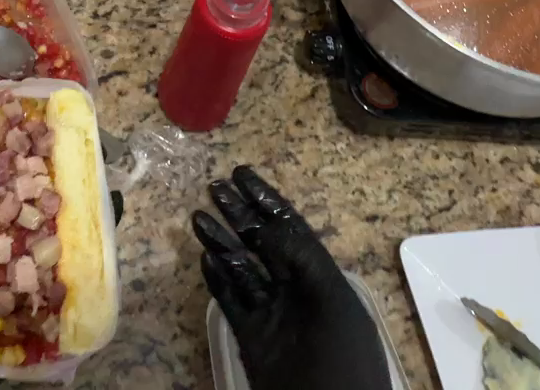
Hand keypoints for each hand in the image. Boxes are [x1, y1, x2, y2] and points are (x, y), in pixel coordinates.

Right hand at [192, 165, 395, 389]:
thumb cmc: (342, 364)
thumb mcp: (332, 304)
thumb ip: (301, 260)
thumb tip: (267, 228)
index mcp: (322, 279)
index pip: (290, 227)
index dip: (266, 199)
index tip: (241, 175)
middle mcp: (295, 290)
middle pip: (262, 242)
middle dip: (238, 213)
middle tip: (214, 187)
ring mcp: (271, 314)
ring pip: (241, 267)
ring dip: (220, 241)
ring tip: (196, 218)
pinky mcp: (251, 339)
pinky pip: (230, 301)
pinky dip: (216, 280)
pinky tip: (204, 259)